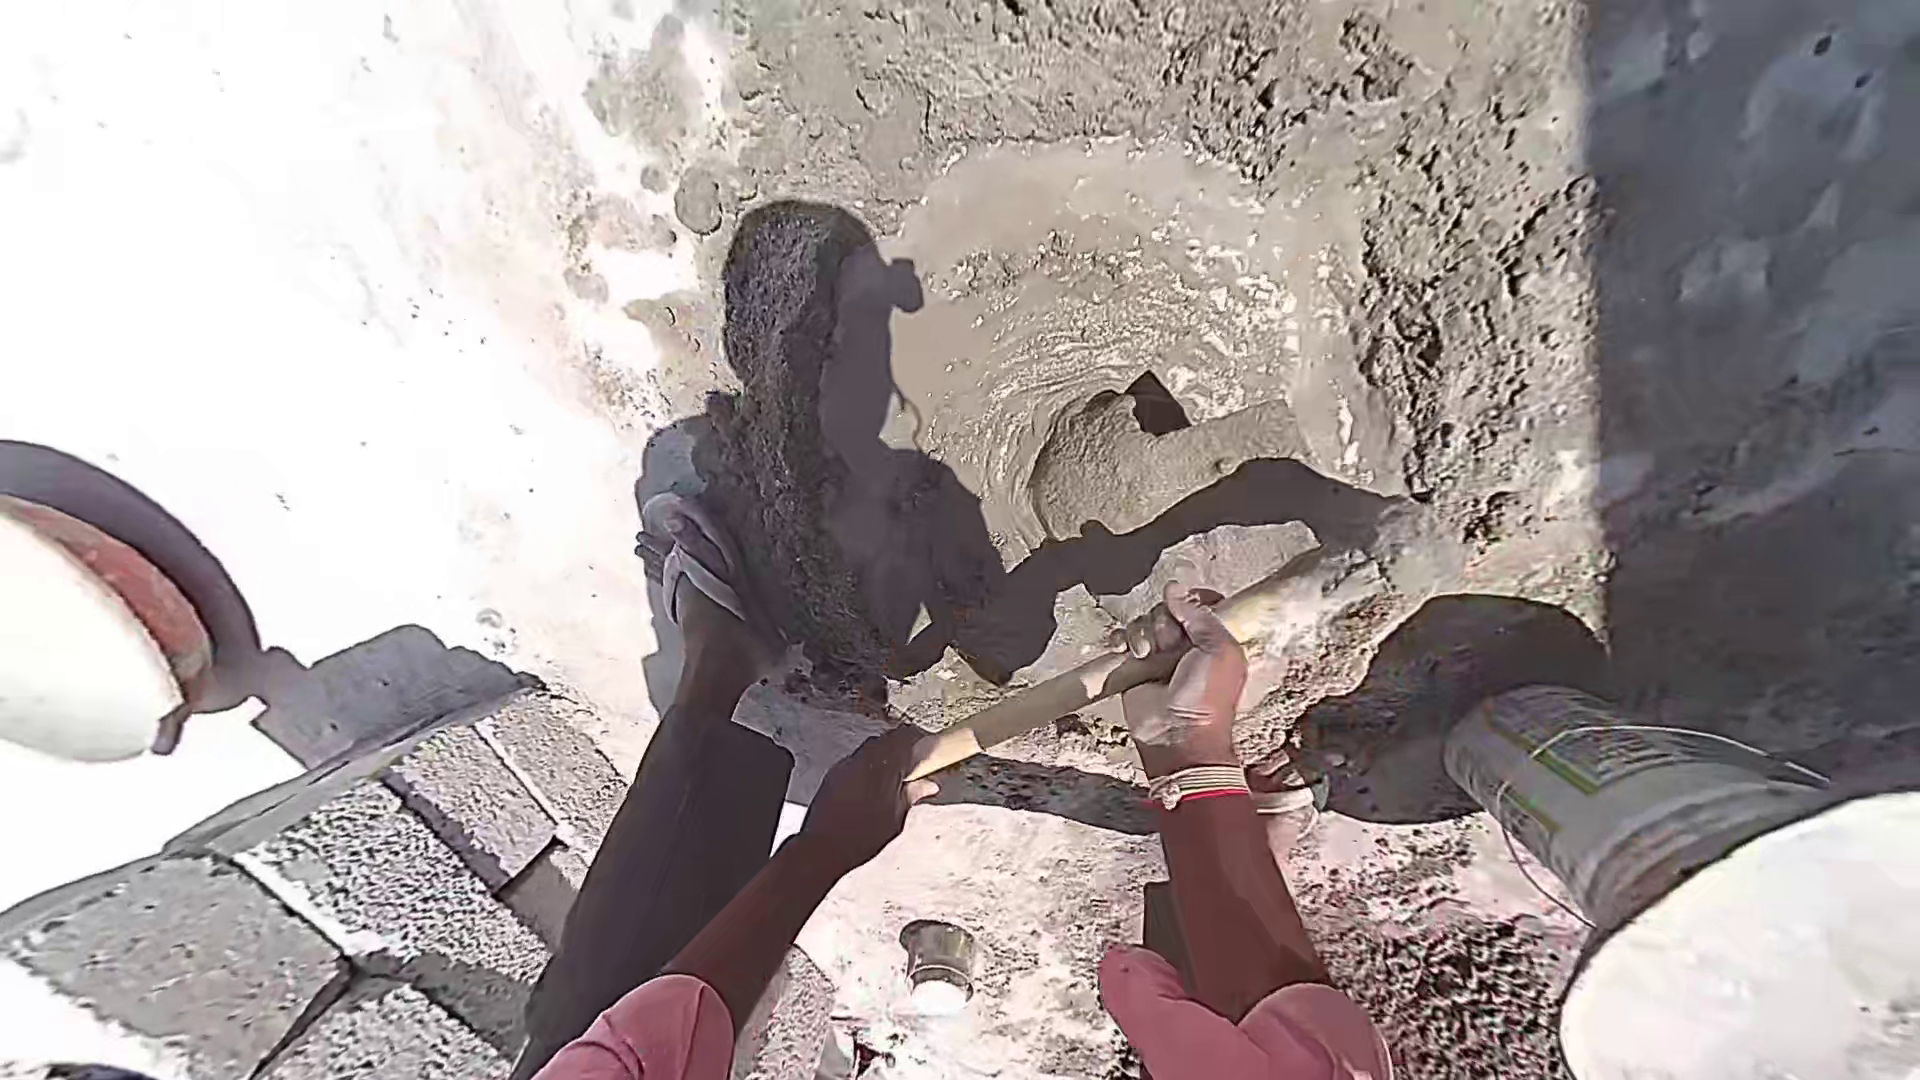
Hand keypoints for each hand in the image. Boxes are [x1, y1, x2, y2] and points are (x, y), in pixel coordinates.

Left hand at [797, 726, 939, 874]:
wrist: (822, 848)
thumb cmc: (860, 836)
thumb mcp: (896, 819)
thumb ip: (912, 795)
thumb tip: (929, 785)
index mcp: (883, 765)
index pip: (905, 736)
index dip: (918, 739)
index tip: (926, 750)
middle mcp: (863, 758)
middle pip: (887, 739)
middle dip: (901, 749)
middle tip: (911, 767)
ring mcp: (846, 764)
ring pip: (870, 748)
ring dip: (883, 757)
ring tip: (891, 779)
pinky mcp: (834, 773)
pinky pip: (856, 760)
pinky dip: (867, 766)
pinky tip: (870, 787)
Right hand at [1118, 582, 1247, 776]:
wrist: (1176, 734)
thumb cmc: (1206, 695)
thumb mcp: (1218, 650)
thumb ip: (1199, 615)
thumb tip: (1174, 588)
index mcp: (1212, 638)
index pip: (1197, 603)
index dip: (1188, 600)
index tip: (1183, 606)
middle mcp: (1185, 643)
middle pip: (1165, 610)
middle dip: (1162, 622)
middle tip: (1168, 645)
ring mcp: (1158, 654)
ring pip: (1143, 622)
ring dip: (1141, 634)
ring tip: (1145, 656)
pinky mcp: (1133, 665)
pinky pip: (1122, 638)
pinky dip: (1120, 641)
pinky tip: (1123, 651)